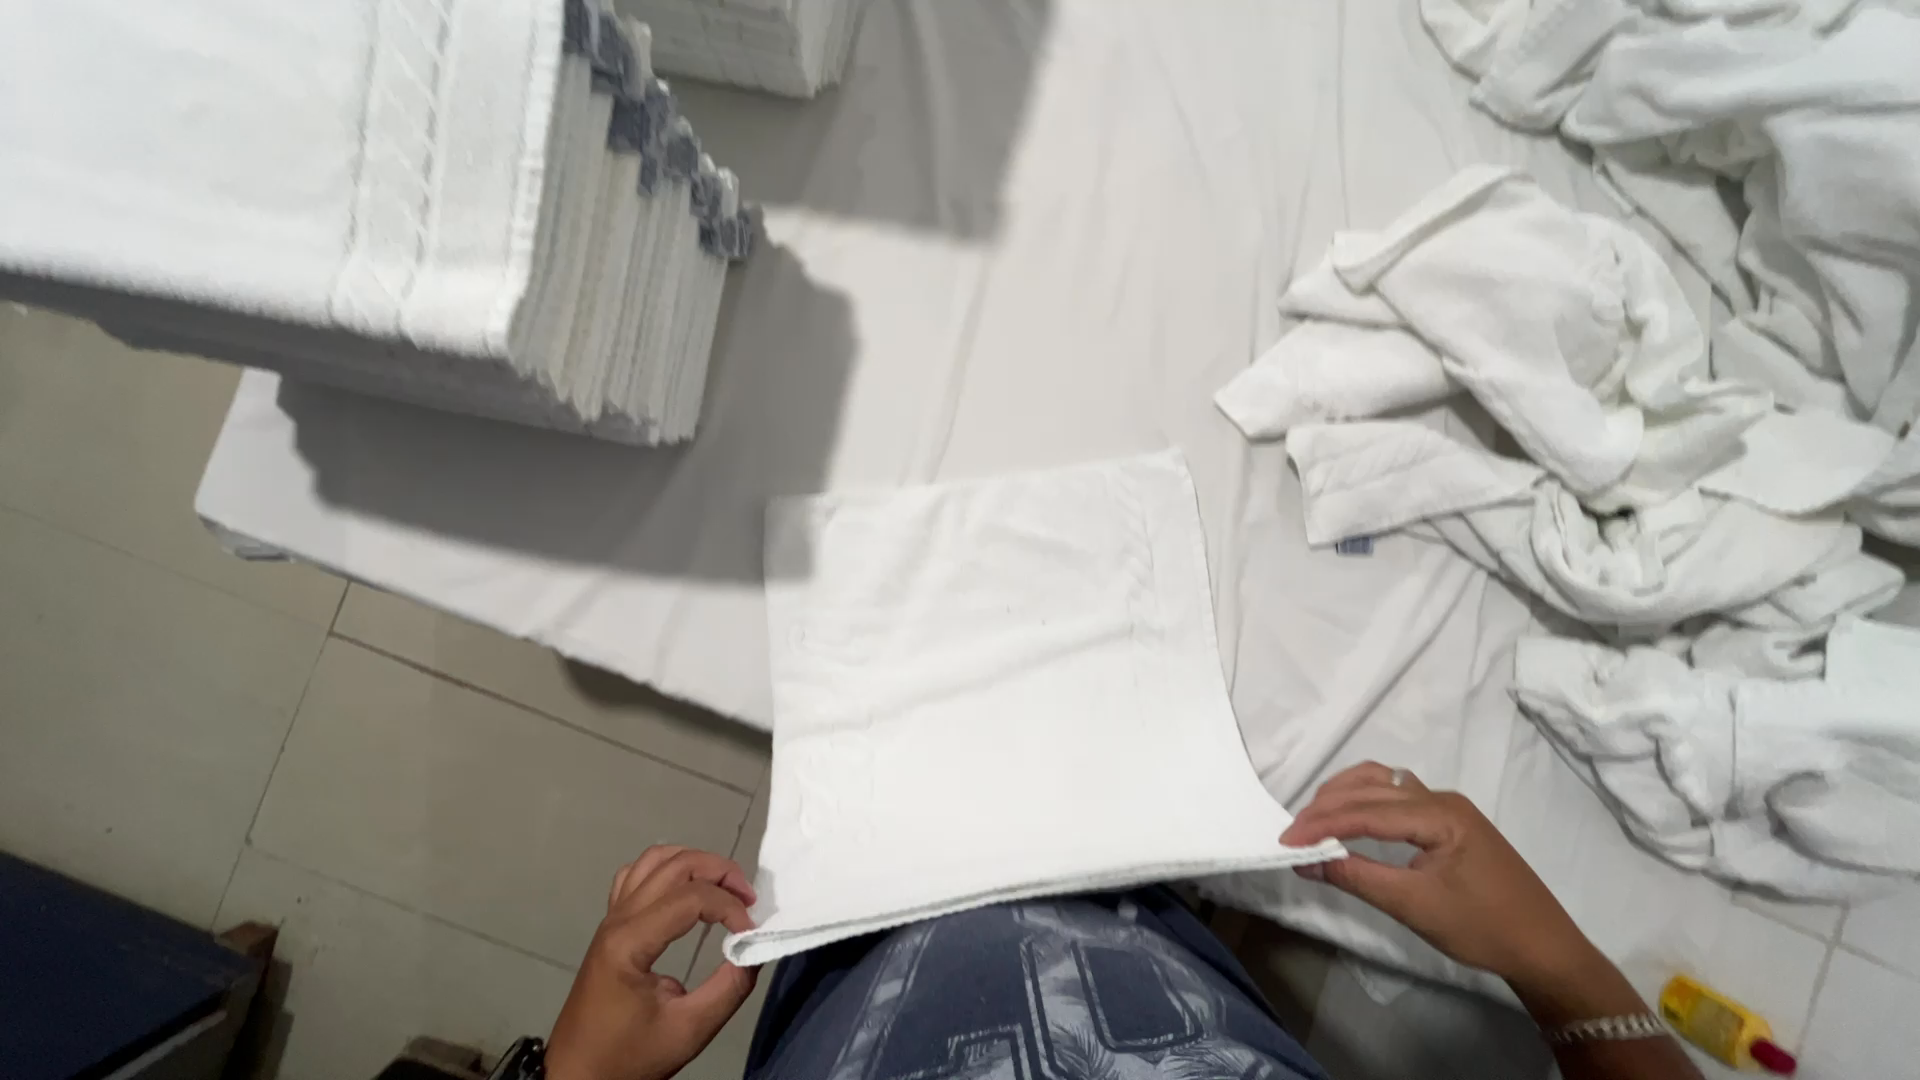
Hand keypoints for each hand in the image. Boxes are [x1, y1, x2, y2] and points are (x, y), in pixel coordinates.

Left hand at [546, 847, 759, 1079]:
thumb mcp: (689, 1031)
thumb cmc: (630, 1058)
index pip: (693, 897)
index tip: (751, 933)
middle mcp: (618, 918)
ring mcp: (611, 917)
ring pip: (657, 858)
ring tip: (721, 889)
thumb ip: (731, 987)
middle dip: (721, 872)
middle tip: (747, 900)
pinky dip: (668, 869)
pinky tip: (685, 891)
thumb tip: (755, 948)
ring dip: (696, 864)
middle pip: (677, 865)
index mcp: (630, 942)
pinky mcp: (611, 923)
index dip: (730, 907)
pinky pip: (638, 874)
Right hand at [1279, 763, 1597, 989]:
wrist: (1547, 951)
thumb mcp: (1414, 907)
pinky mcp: (1447, 817)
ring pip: (1381, 782)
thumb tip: (1305, 861)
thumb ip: (1356, 878)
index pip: (1365, 811)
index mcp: (1440, 815)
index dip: (1321, 824)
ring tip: (1314, 820)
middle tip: (1294, 834)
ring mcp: (1446, 805)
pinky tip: (1349, 815)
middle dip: (1326, 808)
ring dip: (1343, 795)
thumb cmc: (1484, 929)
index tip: (1287, 841)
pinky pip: (1395, 792)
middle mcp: (1441, 798)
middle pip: (1369, 788)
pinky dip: (1363, 797)